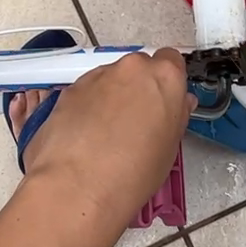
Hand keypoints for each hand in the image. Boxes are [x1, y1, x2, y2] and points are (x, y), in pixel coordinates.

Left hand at [14, 48, 194, 246]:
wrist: (77, 186)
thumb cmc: (130, 173)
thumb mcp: (169, 148)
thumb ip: (175, 115)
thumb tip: (176, 105)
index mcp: (164, 77)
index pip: (171, 60)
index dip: (167, 82)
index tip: (164, 100)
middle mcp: (130, 68)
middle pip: (138, 69)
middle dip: (137, 89)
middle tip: (137, 122)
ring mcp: (97, 76)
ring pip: (110, 80)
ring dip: (111, 99)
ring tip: (107, 136)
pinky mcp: (69, 89)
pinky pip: (85, 93)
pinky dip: (87, 108)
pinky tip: (87, 137)